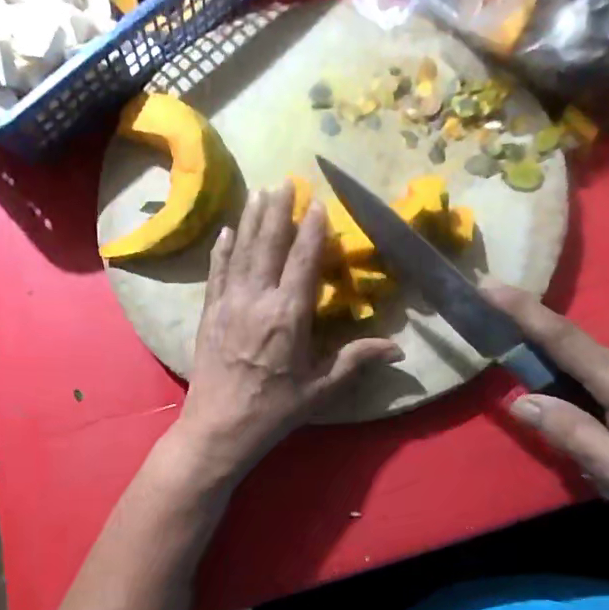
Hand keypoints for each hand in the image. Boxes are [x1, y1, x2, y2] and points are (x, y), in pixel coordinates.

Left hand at [173, 184, 401, 475]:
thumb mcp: (321, 389)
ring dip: (250, 220)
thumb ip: (356, 361)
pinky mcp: (209, 313)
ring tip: (259, 192)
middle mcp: (257, 300)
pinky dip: (221, 250)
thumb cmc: (275, 410)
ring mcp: (228, 304)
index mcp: (288, 316)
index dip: (312, 230)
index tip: (318, 203)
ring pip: (240, 252)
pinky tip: (225, 231)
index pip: (303, 262)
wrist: (219, 428)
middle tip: (284, 181)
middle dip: (277, 212)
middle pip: (268, 246)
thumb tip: (399, 349)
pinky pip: (216, 273)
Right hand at [485, 284, 608, 562]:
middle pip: (572, 362)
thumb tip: (520, 401)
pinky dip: (604, 418)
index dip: (520, 310)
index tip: (487, 284)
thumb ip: (570, 433)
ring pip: (593, 382)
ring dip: (582, 415)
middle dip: (553, 394)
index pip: (560, 337)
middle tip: (577, 456)